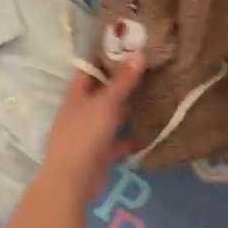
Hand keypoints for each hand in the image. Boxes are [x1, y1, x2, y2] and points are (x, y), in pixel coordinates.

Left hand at [42, 55, 145, 202]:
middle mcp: (81, 112)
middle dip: (122, 83)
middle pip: (102, 92)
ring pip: (112, 115)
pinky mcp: (101, 152)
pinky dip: (132, 136)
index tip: (129, 48)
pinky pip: (119, 140)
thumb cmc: (85, 134)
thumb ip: (123, 81)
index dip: (105, 58)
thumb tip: (139, 54)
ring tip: (153, 94)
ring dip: (128, 108)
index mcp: (76, 96)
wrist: (73, 179)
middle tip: (149, 70)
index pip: (89, 70)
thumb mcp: (106, 103)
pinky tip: (150, 129)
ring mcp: (90, 133)